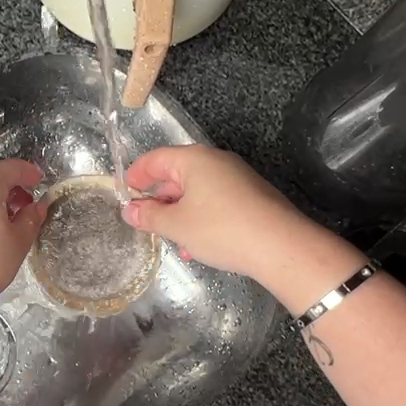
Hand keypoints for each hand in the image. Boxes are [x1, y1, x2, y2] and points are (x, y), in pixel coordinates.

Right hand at [120, 145, 365, 313]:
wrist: (281, 246)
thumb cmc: (221, 229)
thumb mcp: (177, 225)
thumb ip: (149, 216)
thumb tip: (130, 210)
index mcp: (194, 160)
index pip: (155, 159)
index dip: (136, 175)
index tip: (124, 194)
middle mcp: (216, 162)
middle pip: (176, 174)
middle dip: (158, 198)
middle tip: (145, 222)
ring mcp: (236, 178)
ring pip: (196, 192)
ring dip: (179, 213)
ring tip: (173, 240)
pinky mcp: (251, 197)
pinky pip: (215, 202)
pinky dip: (200, 218)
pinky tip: (198, 245)